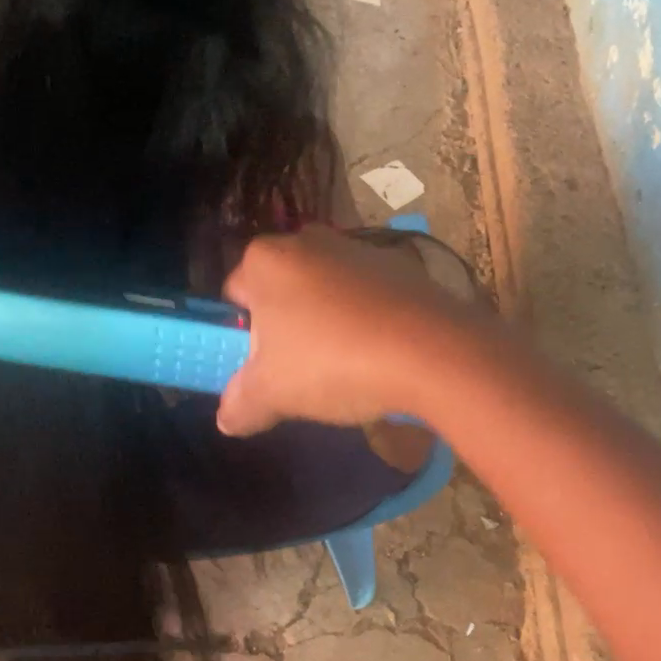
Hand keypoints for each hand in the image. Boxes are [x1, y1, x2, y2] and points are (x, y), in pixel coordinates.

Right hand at [216, 225, 491, 435]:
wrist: (433, 353)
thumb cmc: (334, 362)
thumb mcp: (273, 395)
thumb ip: (240, 405)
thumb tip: (227, 419)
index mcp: (266, 259)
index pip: (233, 294)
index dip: (240, 335)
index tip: (258, 369)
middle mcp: (309, 240)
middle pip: (281, 291)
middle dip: (285, 330)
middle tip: (297, 374)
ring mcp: (360, 249)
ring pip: (325, 293)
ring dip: (327, 326)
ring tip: (344, 372)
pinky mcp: (402, 267)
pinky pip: (367, 298)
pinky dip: (366, 323)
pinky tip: (380, 358)